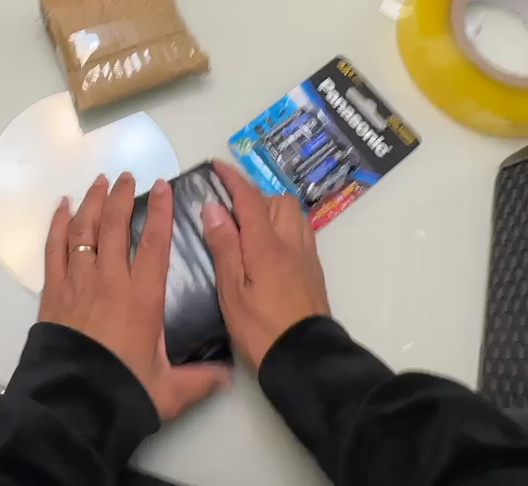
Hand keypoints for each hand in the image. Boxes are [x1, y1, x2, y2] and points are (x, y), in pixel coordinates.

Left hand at [40, 172, 231, 421]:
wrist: (74, 406)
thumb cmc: (123, 393)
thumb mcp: (169, 390)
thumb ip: (200, 379)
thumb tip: (229, 376)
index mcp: (142, 297)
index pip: (153, 243)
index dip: (159, 211)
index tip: (161, 186)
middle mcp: (110, 280)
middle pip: (114, 225)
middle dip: (120, 196)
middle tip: (125, 176)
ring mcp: (78, 282)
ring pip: (84, 229)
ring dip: (92, 201)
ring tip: (98, 181)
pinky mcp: (54, 291)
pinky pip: (55, 248)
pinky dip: (58, 224)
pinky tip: (62, 207)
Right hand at [200, 159, 332, 368]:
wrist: (307, 363)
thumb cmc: (262, 329)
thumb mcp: (232, 290)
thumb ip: (224, 245)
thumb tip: (213, 207)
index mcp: (267, 245)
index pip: (249, 198)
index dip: (232, 178)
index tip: (216, 165)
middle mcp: (291, 243)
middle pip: (278, 201)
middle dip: (256, 196)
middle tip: (232, 212)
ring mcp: (307, 258)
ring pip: (294, 216)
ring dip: (272, 211)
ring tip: (250, 229)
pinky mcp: (314, 273)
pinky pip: (300, 234)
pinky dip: (282, 229)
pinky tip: (268, 250)